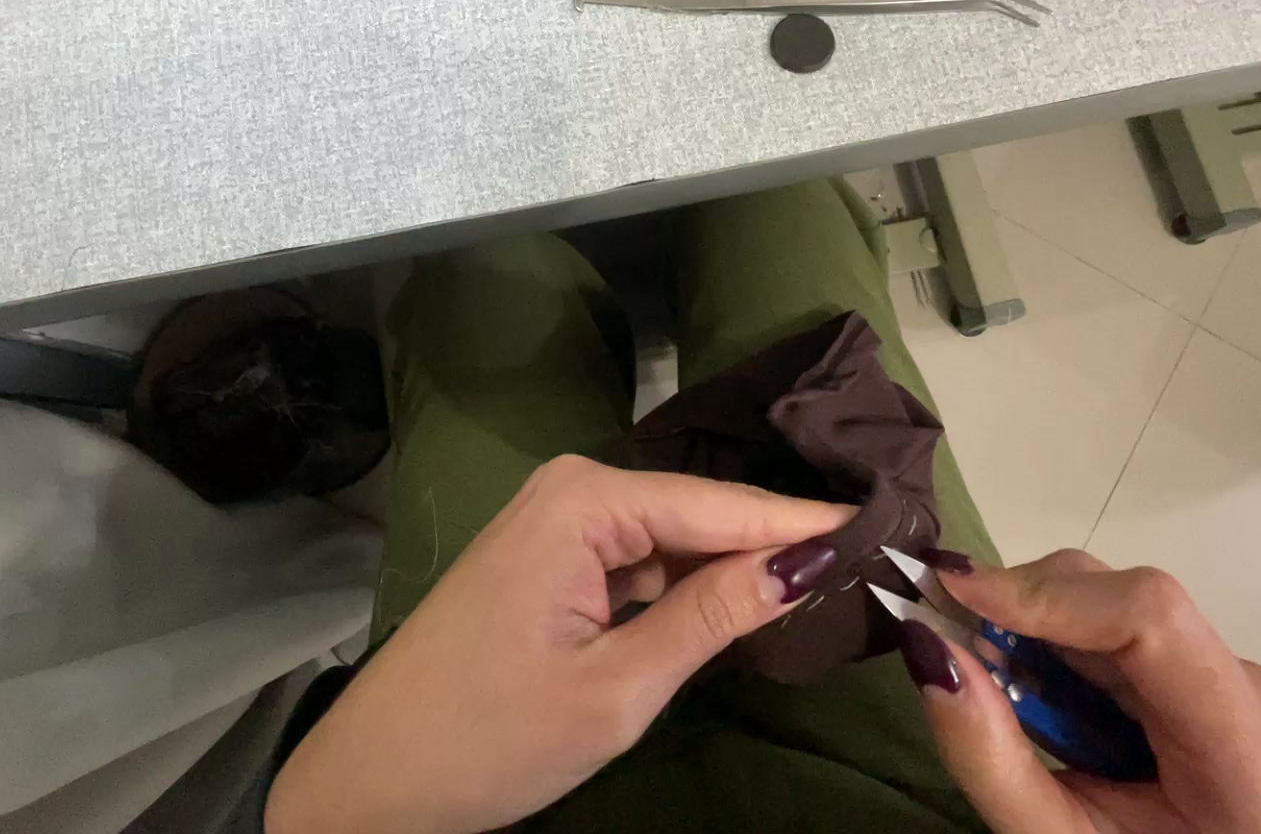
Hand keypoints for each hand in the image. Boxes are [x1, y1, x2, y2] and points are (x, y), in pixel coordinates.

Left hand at [266, 455, 853, 833]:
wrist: (374, 772)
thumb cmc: (489, 736)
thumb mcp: (616, 687)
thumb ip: (711, 616)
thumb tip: (806, 563)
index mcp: (584, 501)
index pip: (719, 505)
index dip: (802, 519)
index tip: (886, 523)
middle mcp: (574, 487)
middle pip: (697, 513)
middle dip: (774, 540)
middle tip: (870, 553)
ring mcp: (560, 517)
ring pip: (671, 536)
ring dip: (733, 563)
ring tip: (826, 574)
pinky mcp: (554, 551)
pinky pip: (638, 557)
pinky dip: (686, 582)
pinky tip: (740, 596)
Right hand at [898, 549, 1260, 833]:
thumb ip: (991, 758)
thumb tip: (927, 643)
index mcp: (1258, 765)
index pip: (1151, 619)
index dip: (1041, 591)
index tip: (948, 589)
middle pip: (1129, 602)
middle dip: (1025, 608)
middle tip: (956, 644)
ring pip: (1123, 609)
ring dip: (1040, 629)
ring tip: (1006, 687)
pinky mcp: (1236, 689)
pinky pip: (1132, 632)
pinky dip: (1067, 645)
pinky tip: (1052, 698)